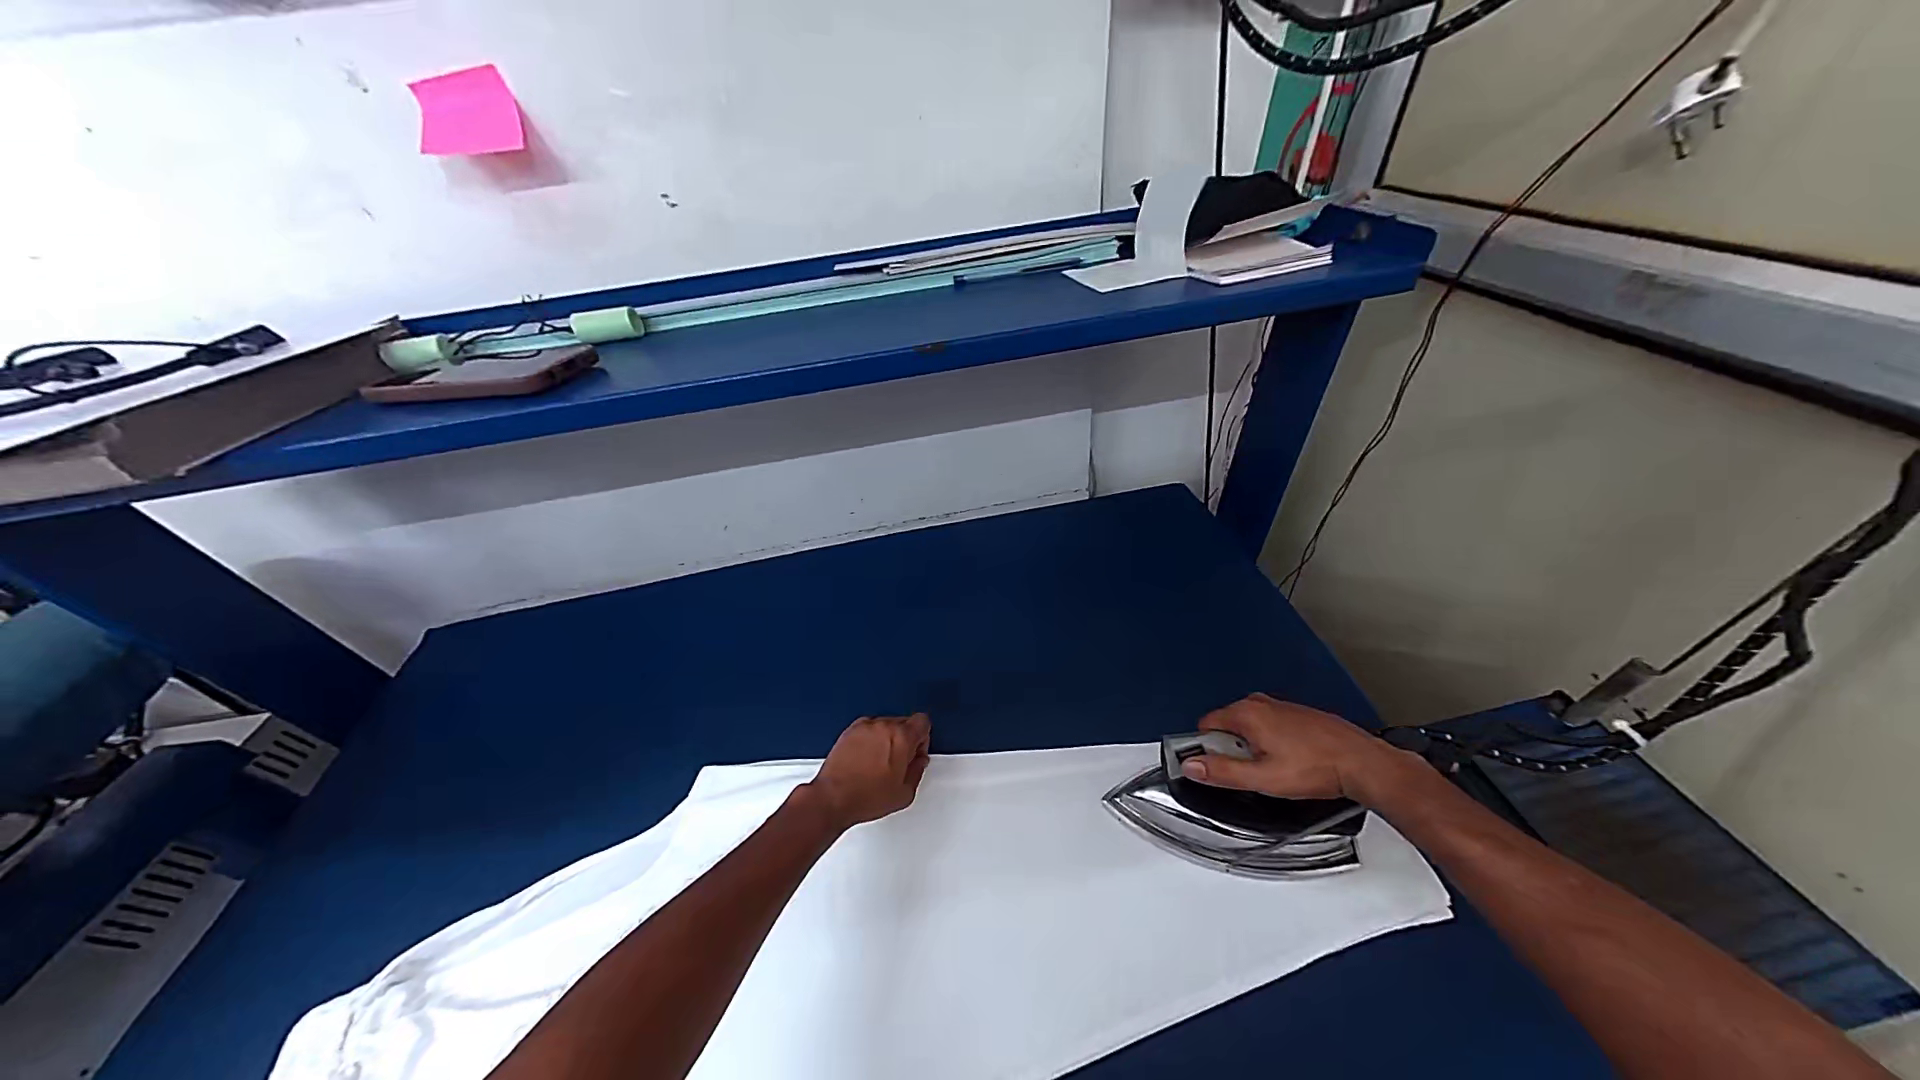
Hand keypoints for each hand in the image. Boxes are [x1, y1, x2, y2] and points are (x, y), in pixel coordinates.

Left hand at [804, 713, 931, 830]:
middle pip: (904, 722)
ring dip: (887, 739)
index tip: (917, 751)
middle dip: (905, 740)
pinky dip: (870, 740)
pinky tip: (866, 760)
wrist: (833, 798)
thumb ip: (918, 771)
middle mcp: (883, 726)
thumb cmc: (864, 796)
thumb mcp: (904, 793)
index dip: (923, 738)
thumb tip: (918, 762)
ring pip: (885, 725)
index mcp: (902, 737)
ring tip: (879, 764)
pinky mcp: (849, 731)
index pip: (923, 721)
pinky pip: (868, 729)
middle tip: (899, 762)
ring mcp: (864, 727)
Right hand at [1179, 693, 1422, 804]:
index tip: (1220, 766)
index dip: (1208, 750)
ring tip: (1278, 768)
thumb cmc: (1320, 768)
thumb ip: (1222, 772)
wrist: (1363, 764)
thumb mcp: (1263, 779)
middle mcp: (1261, 703)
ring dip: (1254, 747)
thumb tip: (1192, 766)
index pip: (1204, 726)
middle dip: (1233, 749)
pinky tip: (1292, 761)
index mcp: (1247, 713)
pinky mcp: (1296, 714)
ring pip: (1249, 727)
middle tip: (1255, 771)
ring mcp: (1281, 707)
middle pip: (1226, 726)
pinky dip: (1273, 743)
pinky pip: (1269, 727)